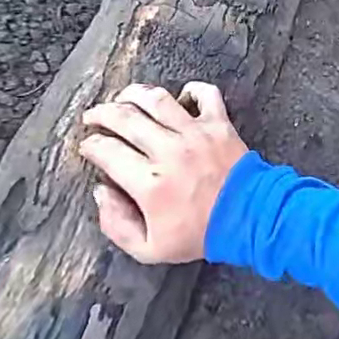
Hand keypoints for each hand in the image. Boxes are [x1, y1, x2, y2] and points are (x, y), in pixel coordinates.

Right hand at [78, 81, 250, 263]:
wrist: (251, 218)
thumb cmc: (199, 234)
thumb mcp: (150, 249)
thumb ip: (117, 224)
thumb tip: (101, 191)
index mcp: (149, 183)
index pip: (107, 151)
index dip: (90, 145)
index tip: (87, 145)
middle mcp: (169, 151)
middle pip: (125, 118)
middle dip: (101, 114)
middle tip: (93, 116)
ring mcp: (195, 133)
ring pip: (157, 99)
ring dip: (134, 94)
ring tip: (123, 97)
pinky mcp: (219, 123)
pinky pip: (205, 93)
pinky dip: (192, 89)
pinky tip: (181, 96)